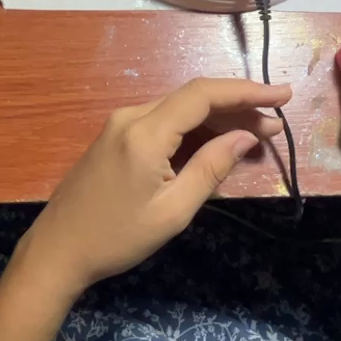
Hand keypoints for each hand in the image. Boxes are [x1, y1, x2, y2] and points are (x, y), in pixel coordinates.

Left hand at [13, 78, 288, 301]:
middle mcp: (132, 116)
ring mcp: (121, 124)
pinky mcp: (116, 136)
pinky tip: (218, 141)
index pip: (203, 94)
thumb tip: (246, 136)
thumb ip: (211, 168)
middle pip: (193, 98)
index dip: (246, 91)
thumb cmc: (117, 237)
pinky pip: (163, 121)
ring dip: (218, 117)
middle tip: (276, 124)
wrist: (58, 249)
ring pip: (179, 109)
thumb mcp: (173, 210)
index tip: (282, 96)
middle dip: (238, 106)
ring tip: (257, 133)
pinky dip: (194, 128)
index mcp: (145, 132)